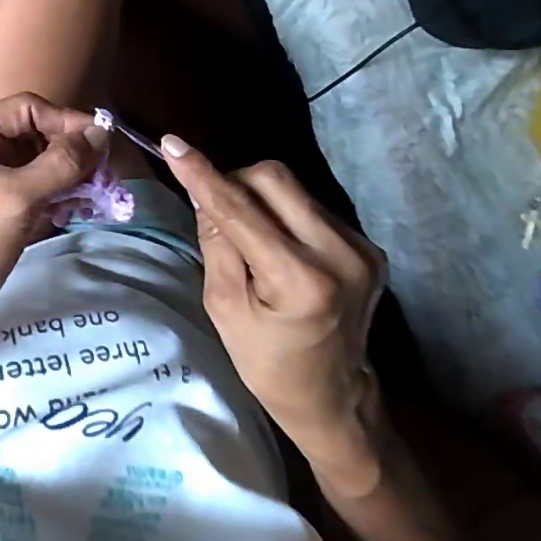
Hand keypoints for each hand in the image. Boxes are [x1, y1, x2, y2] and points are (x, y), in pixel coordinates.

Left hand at [0, 92, 109, 333]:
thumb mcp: (20, 196)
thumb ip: (62, 161)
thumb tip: (102, 132)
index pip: (26, 107)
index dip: (65, 121)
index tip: (101, 142)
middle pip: (35, 130)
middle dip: (70, 151)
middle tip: (101, 173)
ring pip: (40, 156)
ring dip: (68, 172)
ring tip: (91, 194)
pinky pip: (35, 179)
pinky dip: (58, 188)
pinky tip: (73, 207)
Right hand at [161, 136, 389, 492]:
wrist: (334, 396)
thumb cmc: (266, 361)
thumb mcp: (223, 307)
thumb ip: (216, 243)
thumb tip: (204, 192)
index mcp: (300, 280)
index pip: (239, 210)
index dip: (202, 175)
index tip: (173, 143)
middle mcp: (340, 253)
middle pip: (273, 178)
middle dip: (234, 182)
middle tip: (216, 211)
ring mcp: (361, 246)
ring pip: (292, 187)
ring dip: (258, 198)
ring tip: (250, 239)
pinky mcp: (367, 245)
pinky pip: (309, 205)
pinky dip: (281, 213)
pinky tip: (278, 247)